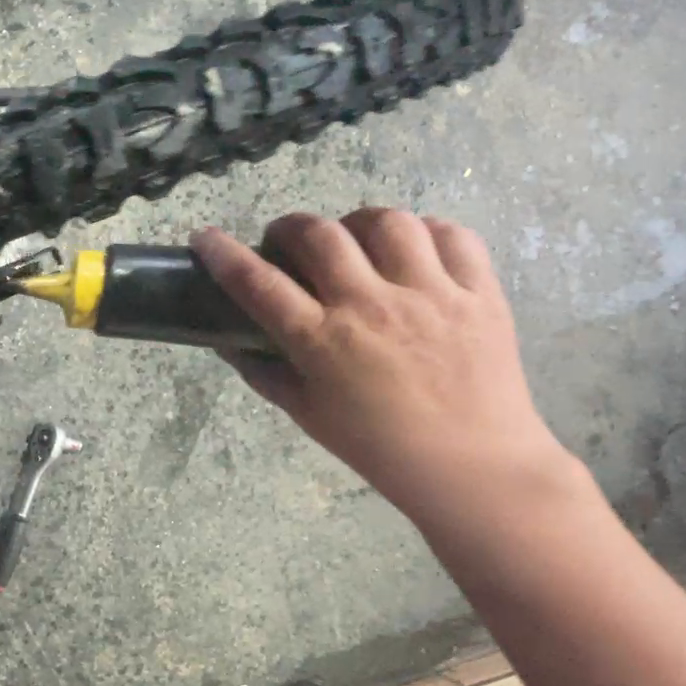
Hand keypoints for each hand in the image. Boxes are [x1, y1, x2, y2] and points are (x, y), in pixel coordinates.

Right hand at [191, 209, 572, 519]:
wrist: (471, 463)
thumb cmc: (373, 442)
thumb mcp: (302, 409)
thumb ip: (260, 370)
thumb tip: (227, 341)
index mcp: (320, 339)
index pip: (257, 282)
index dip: (223, 254)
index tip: (204, 237)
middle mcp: (372, 306)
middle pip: (320, 236)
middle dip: (290, 228)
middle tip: (284, 241)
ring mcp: (431, 294)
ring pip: (387, 223)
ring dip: (356, 223)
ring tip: (350, 239)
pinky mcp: (480, 292)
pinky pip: (451, 235)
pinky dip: (422, 231)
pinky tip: (408, 249)